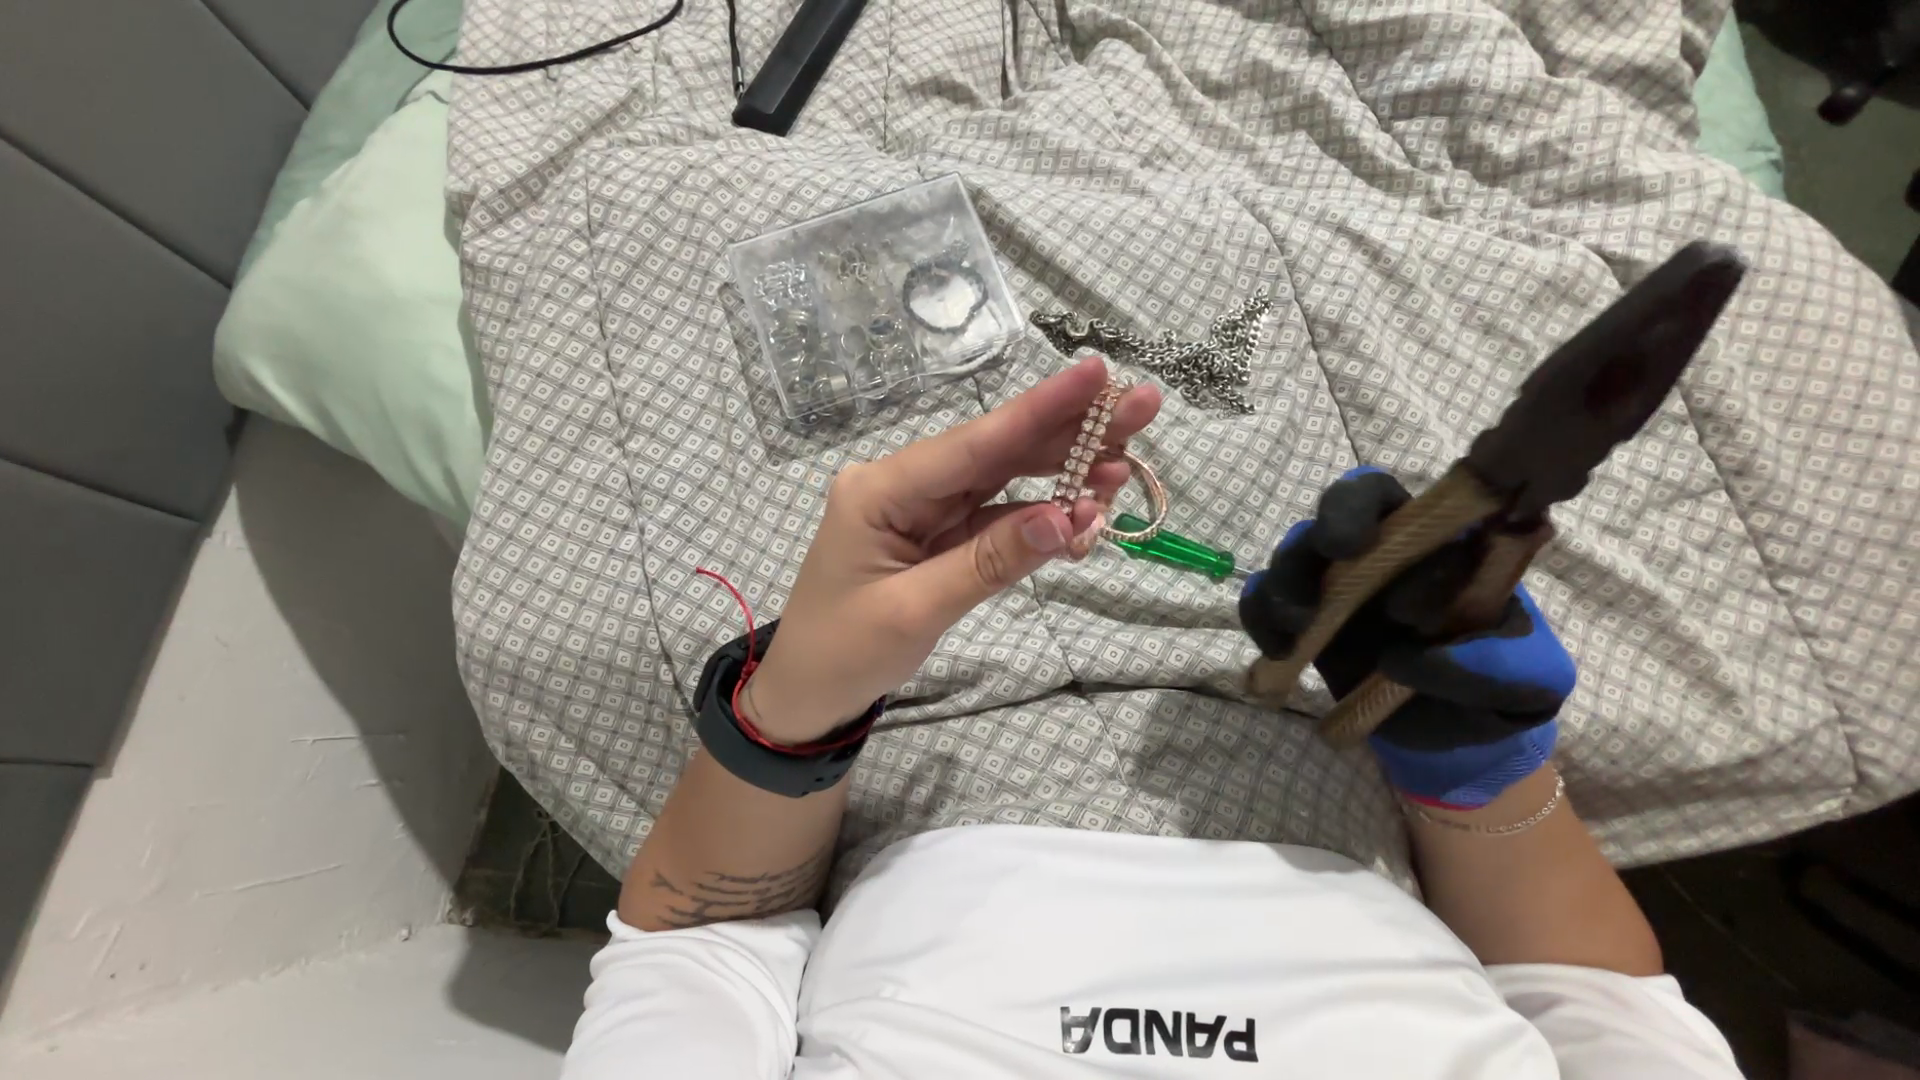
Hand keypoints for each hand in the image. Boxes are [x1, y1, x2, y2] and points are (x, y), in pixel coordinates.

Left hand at [744, 357, 1162, 741]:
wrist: (807, 692)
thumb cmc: (843, 653)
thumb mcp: (915, 611)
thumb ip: (991, 562)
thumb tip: (1067, 519)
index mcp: (881, 489)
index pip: (973, 443)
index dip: (1040, 409)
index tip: (1098, 373)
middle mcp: (904, 485)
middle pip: (996, 451)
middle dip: (1069, 430)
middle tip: (1142, 405)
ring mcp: (923, 509)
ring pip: (1003, 479)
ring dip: (1063, 471)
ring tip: (1125, 464)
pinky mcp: (939, 535)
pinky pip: (998, 516)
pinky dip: (1041, 516)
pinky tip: (1085, 509)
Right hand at [1237, 467, 1575, 807]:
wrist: (1459, 732)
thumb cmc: (1499, 689)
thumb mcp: (1530, 681)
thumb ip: (1492, 664)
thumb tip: (1401, 656)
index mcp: (1433, 542)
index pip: (1388, 498)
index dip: (1359, 509)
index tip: (1349, 546)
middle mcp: (1378, 553)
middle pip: (1329, 516)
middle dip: (1310, 544)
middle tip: (1309, 590)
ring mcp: (1334, 585)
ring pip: (1289, 559)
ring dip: (1282, 588)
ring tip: (1296, 630)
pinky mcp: (1303, 623)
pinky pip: (1263, 606)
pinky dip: (1260, 621)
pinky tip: (1277, 652)